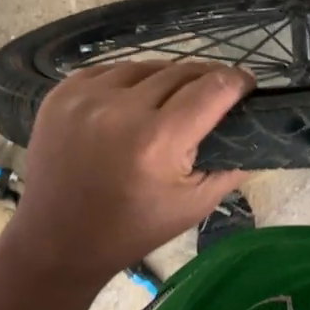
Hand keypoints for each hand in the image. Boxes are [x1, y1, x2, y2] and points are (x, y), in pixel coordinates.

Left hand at [7, 61, 253, 280]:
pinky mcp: (61, 93)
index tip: (248, 85)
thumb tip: (254, 130)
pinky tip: (133, 103)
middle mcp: (120, 110)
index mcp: (157, 141)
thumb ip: (232, 165)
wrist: (55, 242)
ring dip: (167, 79)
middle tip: (215, 94)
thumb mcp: (194, 205)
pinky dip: (130, 82)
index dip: (238, 82)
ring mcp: (86, 97)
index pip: (213, 88)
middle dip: (206, 79)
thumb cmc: (131, 229)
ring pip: (147, 66)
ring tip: (172, 100)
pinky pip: (112, 70)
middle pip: (182, 71)